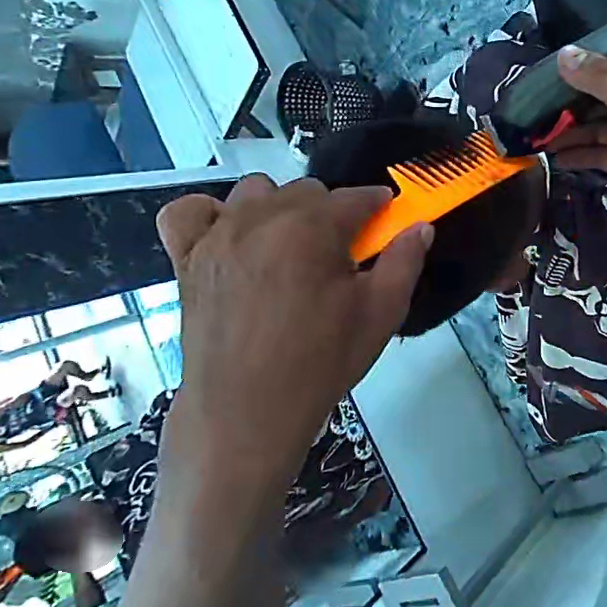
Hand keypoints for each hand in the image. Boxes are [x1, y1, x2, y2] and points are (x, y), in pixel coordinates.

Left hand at [153, 176, 431, 487]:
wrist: (246, 415)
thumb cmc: (319, 364)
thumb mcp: (380, 314)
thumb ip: (404, 262)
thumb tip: (420, 227)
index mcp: (312, 228)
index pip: (357, 197)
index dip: (378, 208)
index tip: (385, 226)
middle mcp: (262, 218)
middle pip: (308, 191)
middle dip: (331, 215)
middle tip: (339, 259)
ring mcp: (218, 235)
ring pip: (256, 192)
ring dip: (279, 210)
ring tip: (289, 251)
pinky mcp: (186, 258)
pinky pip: (190, 212)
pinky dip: (211, 217)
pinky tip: (231, 240)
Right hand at [544, 47, 606, 223]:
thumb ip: (599, 76)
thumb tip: (564, 54)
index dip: (591, 58)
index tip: (557, 58)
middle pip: (600, 93)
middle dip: (570, 97)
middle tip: (534, 95)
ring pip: (593, 124)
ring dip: (567, 127)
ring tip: (534, 127)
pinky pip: (593, 151)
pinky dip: (573, 152)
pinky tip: (550, 153)